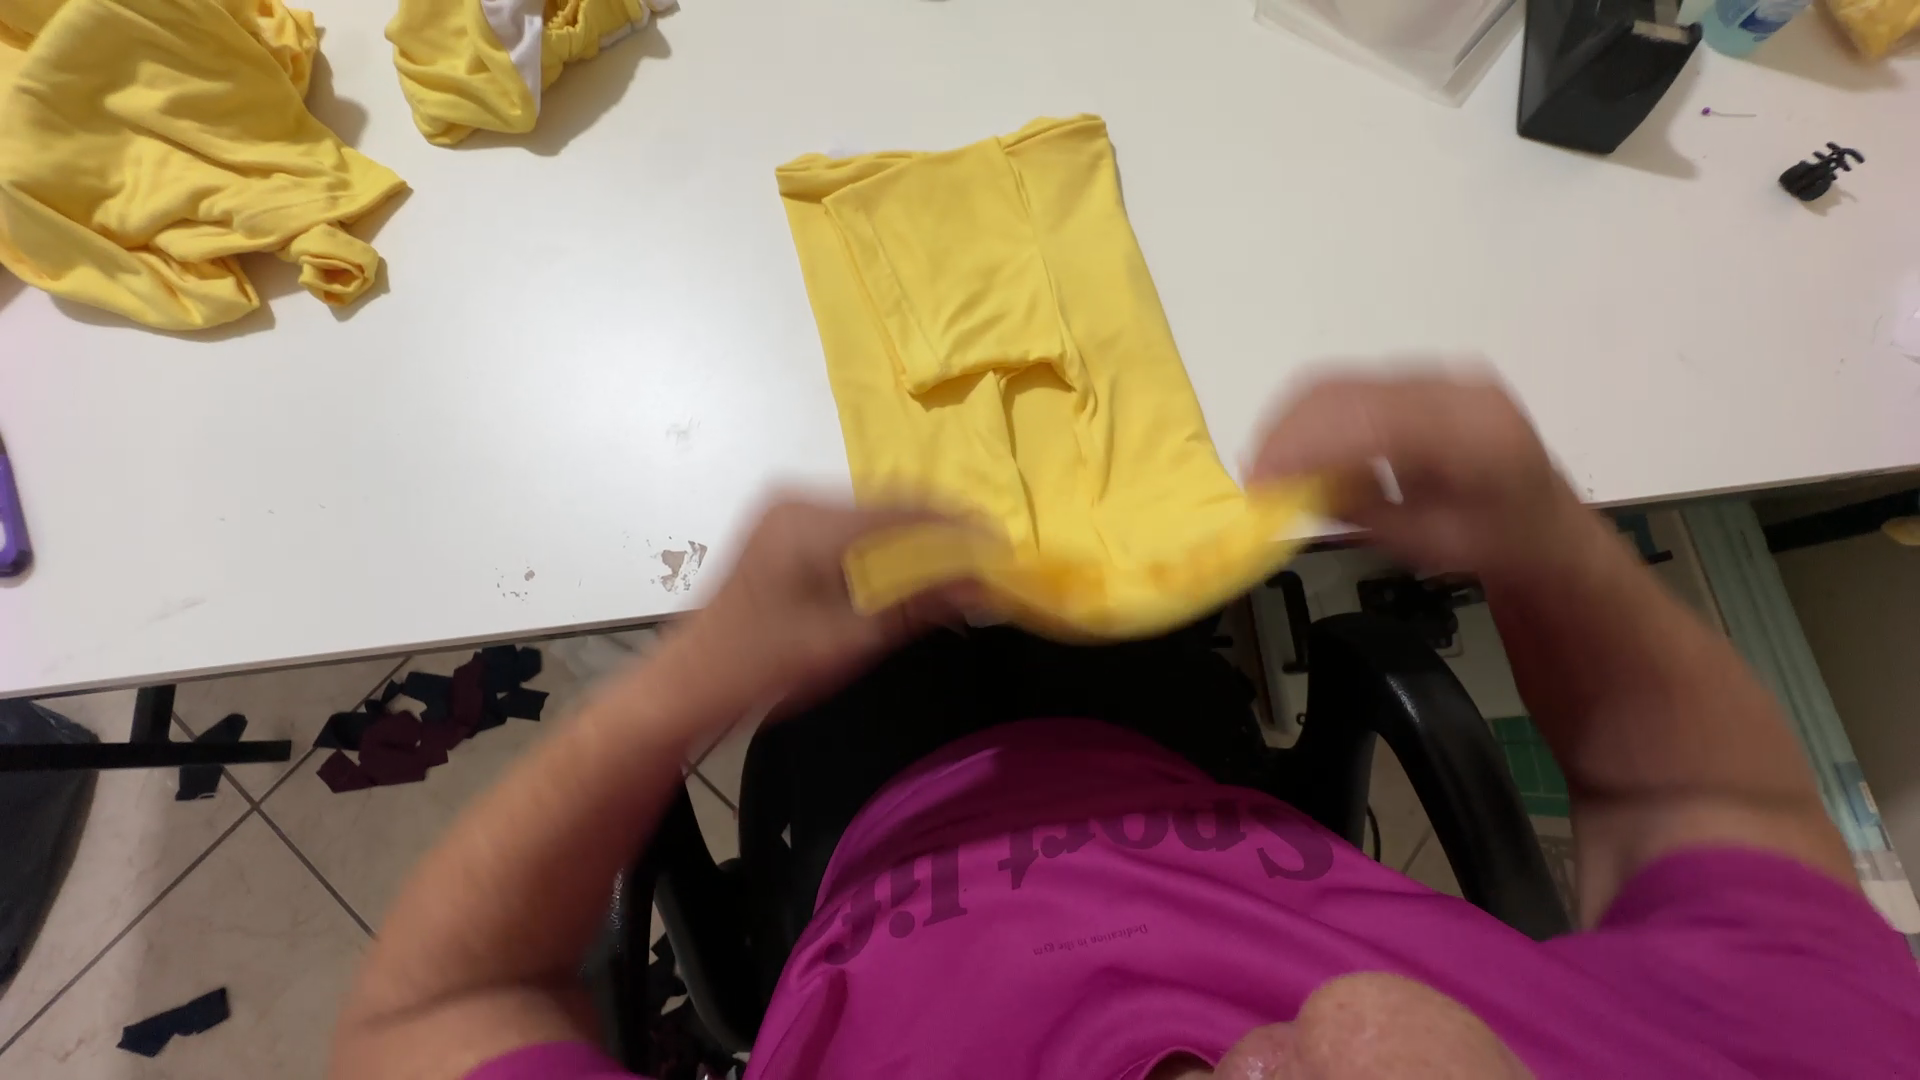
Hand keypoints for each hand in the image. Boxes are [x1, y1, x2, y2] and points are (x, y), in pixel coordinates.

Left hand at [666, 497, 973, 712]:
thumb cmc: (765, 668)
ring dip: (915, 538)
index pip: (901, 511)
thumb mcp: (848, 641)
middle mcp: (797, 500)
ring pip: (873, 514)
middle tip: (984, 560)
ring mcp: (787, 510)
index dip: (957, 527)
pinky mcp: (784, 526)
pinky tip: (908, 568)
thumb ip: (916, 605)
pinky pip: (851, 526)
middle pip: (889, 506)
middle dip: (940, 532)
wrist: (691, 682)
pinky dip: (886, 545)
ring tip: (957, 566)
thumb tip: (982, 588)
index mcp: (808, 523)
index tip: (1000, 546)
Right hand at [1249, 373, 1602, 584]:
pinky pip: (1338, 390)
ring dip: (1287, 427)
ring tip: (1268, 472)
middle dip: (1282, 435)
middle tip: (1253, 481)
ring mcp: (1432, 378)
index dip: (1303, 448)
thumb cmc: (1495, 542)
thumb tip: (1286, 495)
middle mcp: (1454, 389)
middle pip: (1339, 393)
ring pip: (1330, 385)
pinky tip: (1294, 455)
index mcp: (1473, 434)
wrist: (1539, 521)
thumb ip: (1357, 511)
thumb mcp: (1427, 543)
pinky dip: (1303, 421)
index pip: (1370, 422)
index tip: (1259, 483)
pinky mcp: (1410, 382)